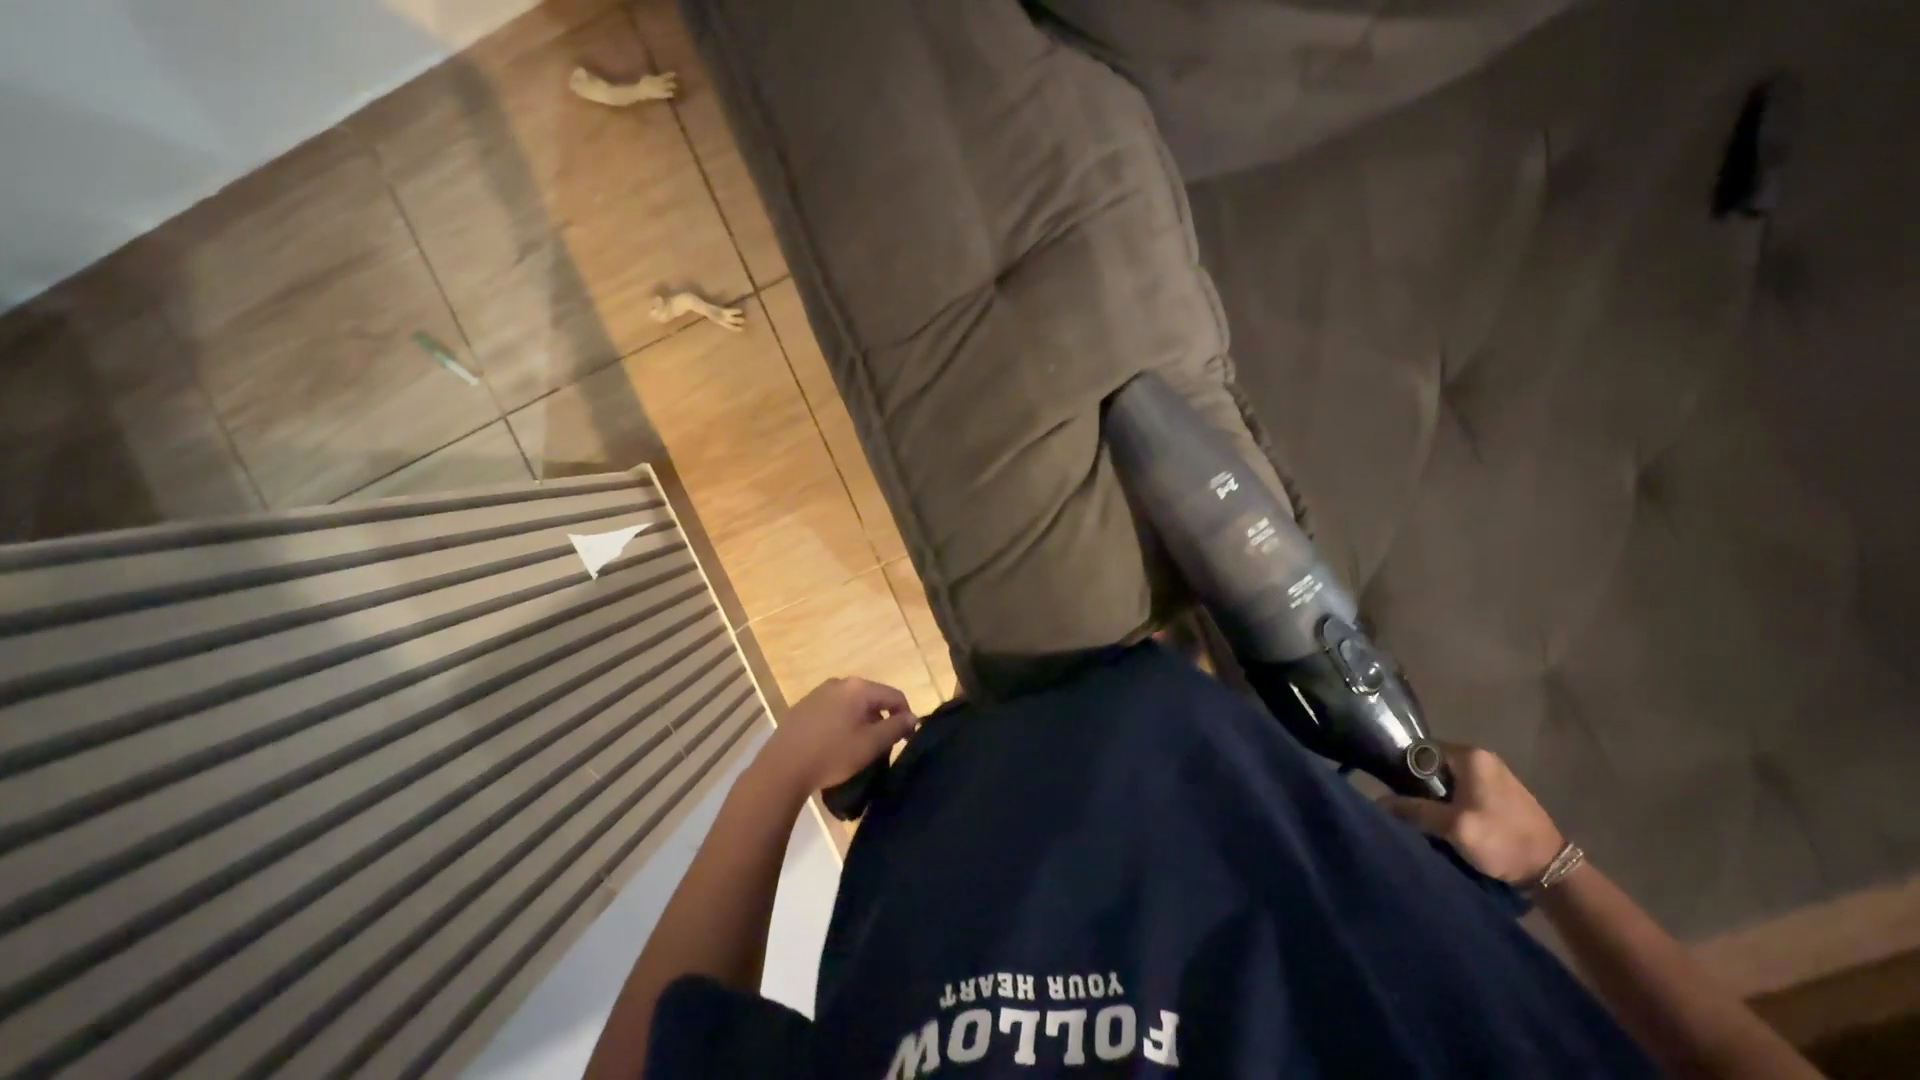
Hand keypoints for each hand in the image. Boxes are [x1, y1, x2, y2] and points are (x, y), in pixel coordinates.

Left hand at [755, 677, 916, 795]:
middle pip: (872, 698)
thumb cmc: (832, 754)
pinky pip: (833, 710)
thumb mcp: (870, 745)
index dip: (906, 717)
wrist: (782, 767)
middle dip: (882, 719)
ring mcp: (818, 693)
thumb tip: (912, 717)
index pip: (894, 696)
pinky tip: (835, 744)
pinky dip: (842, 723)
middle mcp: (839, 683)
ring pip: (852, 704)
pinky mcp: (803, 706)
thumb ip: (895, 728)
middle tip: (882, 746)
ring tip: (858, 747)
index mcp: (858, 688)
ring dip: (861, 722)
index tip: (905, 740)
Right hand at [1379, 743, 1564, 885]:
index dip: (1403, 768)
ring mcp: (1494, 775)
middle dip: (1418, 785)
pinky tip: (1448, 822)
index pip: (1421, 750)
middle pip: (1434, 765)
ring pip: (1448, 780)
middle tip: (1408, 809)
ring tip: (1425, 818)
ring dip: (1435, 797)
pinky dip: (1452, 803)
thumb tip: (1378, 802)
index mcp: (1472, 756)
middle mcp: (1483, 758)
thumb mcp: (1453, 826)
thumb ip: (1414, 810)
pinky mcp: (1500, 793)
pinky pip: (1464, 790)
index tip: (1394, 791)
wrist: (1549, 869)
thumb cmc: (1500, 840)